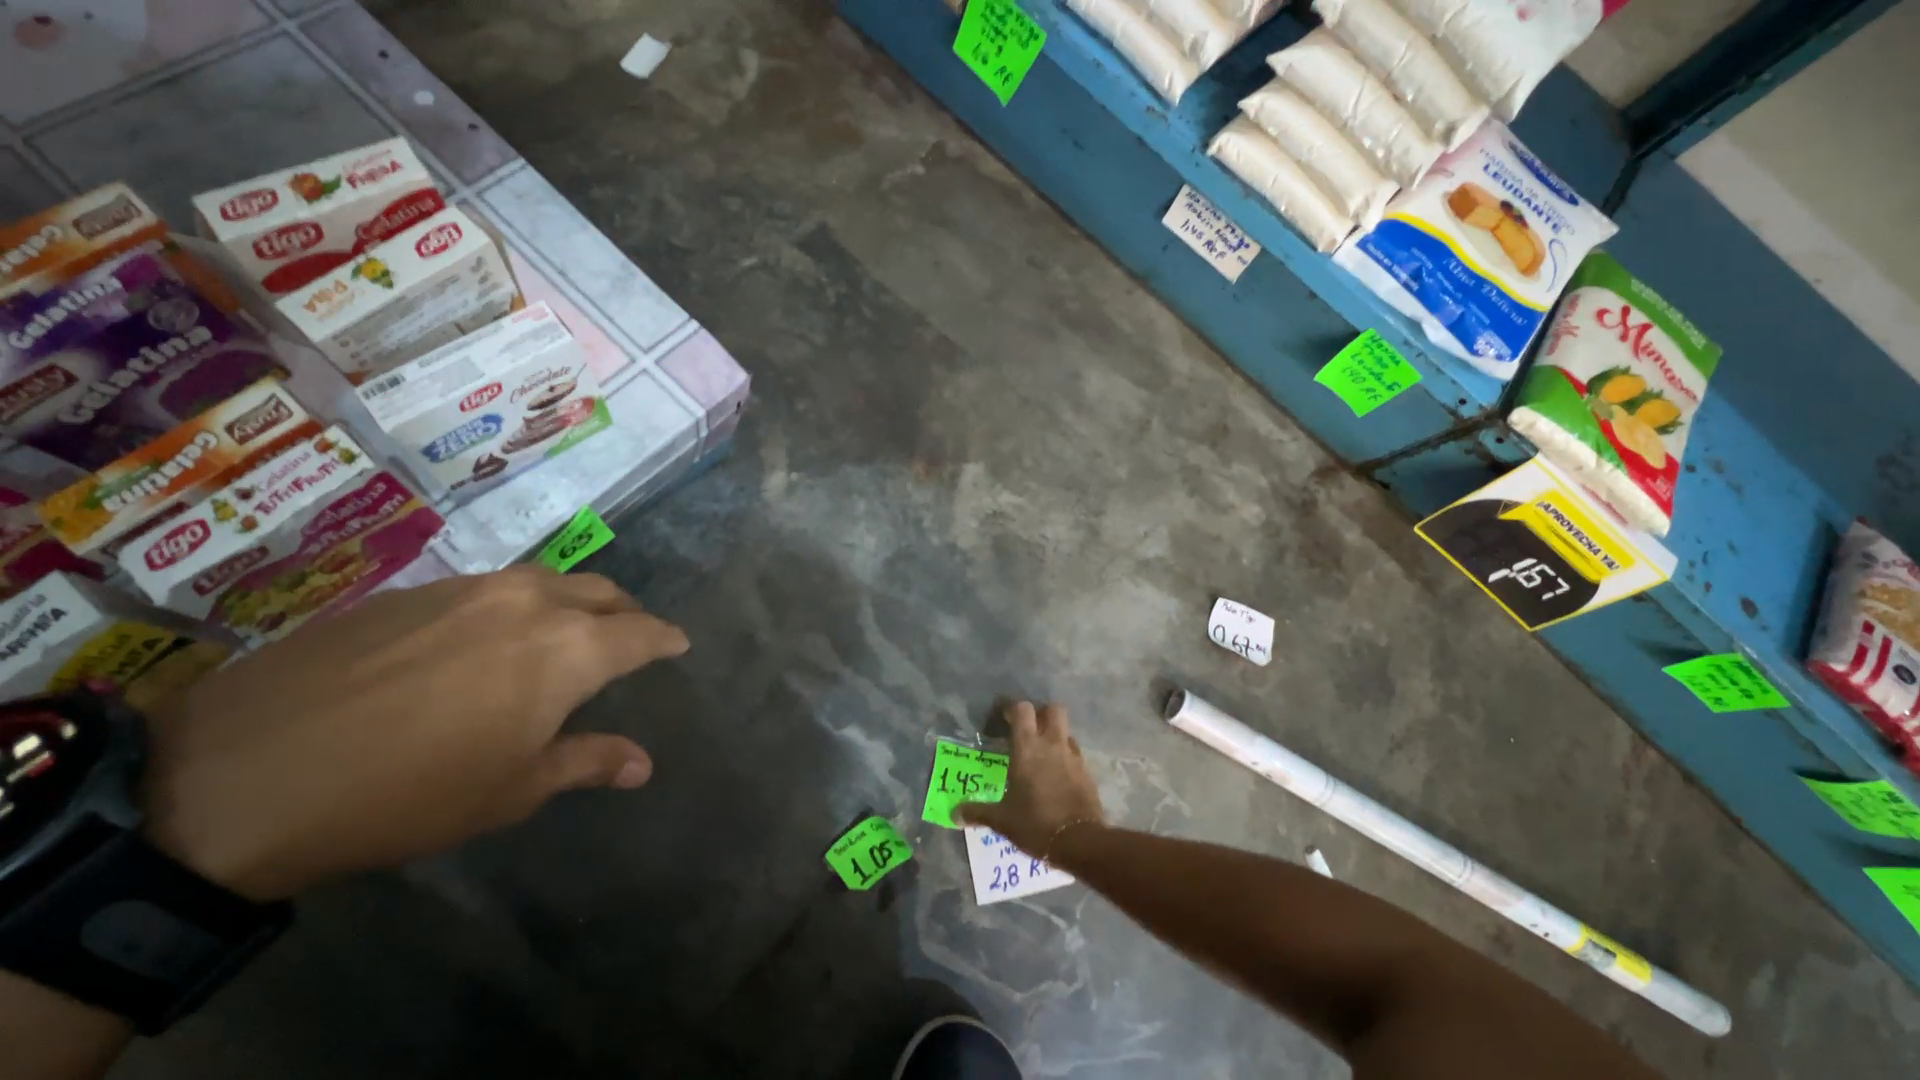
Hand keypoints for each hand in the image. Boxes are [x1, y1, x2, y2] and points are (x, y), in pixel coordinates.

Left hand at [140, 566, 687, 901]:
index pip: (640, 632)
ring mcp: (465, 589)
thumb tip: (642, 763)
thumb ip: (585, 762)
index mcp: (568, 649)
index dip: (666, 639)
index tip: (680, 645)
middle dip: (624, 612)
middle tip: (630, 637)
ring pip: (544, 582)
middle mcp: (527, 602)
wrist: (247, 772)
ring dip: (570, 603)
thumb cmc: (409, 794)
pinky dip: (514, 606)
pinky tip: (488, 639)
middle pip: (599, 591)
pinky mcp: (410, 592)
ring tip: (566, 633)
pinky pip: (488, 589)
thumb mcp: (511, 791)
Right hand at [954, 701, 1104, 855]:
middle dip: (1042, 714)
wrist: (1079, 841)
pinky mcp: (1087, 772)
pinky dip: (1066, 757)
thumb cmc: (1035, 823)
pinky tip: (1057, 775)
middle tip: (1028, 731)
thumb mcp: (1001, 820)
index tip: (1004, 720)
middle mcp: (1052, 745)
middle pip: (1053, 710)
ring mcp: (1073, 757)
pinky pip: (1075, 753)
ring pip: (1066, 731)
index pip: (1022, 710)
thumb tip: (954, 814)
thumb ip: (977, 812)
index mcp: (1027, 748)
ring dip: (1055, 735)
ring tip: (1042, 754)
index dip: (1013, 710)